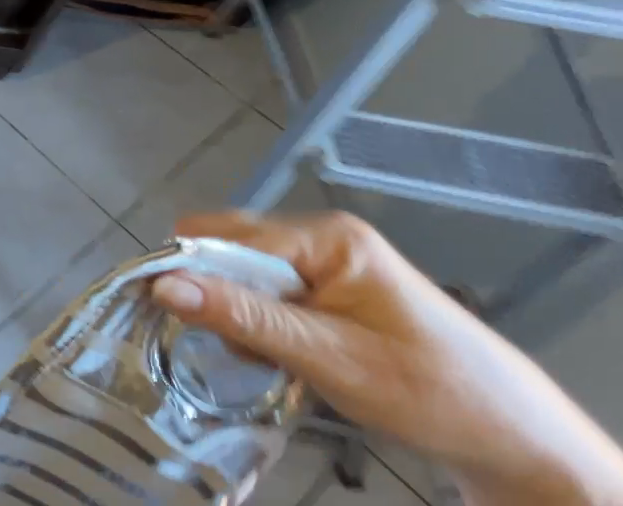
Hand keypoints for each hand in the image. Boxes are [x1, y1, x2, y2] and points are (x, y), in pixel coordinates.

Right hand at [151, 211, 622, 504]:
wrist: (516, 440)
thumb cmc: (430, 393)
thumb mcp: (330, 358)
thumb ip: (244, 318)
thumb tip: (161, 285)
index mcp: (327, 237)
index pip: (227, 237)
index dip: (191, 271)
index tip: (164, 310)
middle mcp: (322, 237)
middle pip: (230, 248)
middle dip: (217, 294)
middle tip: (233, 343)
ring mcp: (327, 262)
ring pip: (243, 274)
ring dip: (238, 314)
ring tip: (267, 357)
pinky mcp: (328, 288)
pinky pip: (266, 293)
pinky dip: (258, 323)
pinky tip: (280, 354)